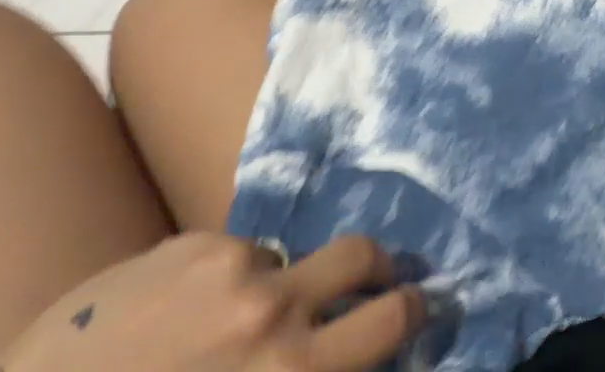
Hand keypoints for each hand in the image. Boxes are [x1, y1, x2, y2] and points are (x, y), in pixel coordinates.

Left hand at [0, 232, 425, 371]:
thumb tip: (339, 354)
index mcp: (291, 368)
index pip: (392, 319)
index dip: (418, 310)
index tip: (420, 308)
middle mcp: (272, 307)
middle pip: (365, 256)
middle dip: (381, 268)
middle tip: (377, 280)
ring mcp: (230, 266)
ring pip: (293, 256)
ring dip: (284, 282)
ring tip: (235, 318)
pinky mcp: (188, 244)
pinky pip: (238, 252)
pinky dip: (228, 278)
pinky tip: (184, 309)